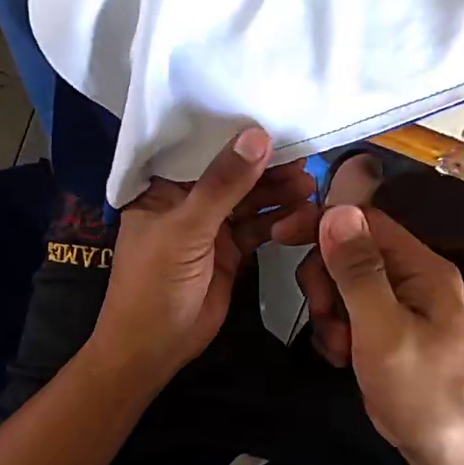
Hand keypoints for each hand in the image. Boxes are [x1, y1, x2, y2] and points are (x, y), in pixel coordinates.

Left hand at [86, 128, 318, 385]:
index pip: (201, 149)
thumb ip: (222, 185)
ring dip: (277, 193)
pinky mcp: (229, 251)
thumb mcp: (186, 230)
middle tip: (304, 156)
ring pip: (248, 200)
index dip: (235, 135)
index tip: (276, 117)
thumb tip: (257, 135)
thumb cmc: (154, 284)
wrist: (154, 348)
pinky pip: (258, 227)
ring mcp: (209, 227)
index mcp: (162, 188)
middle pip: (231, 173)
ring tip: (310, 184)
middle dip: (265, 166)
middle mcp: (186, 202)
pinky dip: (278, 220)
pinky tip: (303, 212)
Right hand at [306, 204, 463, 464]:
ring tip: (340, 348)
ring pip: (343, 286)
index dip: (322, 225)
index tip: (279, 237)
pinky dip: (337, 333)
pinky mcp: (387, 332)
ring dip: (329, 314)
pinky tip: (343, 358)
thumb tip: (337, 211)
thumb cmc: (421, 391)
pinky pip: (348, 314)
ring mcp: (400, 307)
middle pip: (349, 254)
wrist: (448, 454)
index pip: (365, 222)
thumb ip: (358, 271)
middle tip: (326, 318)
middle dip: (326, 283)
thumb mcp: (382, 328)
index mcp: (421, 268)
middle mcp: (413, 279)